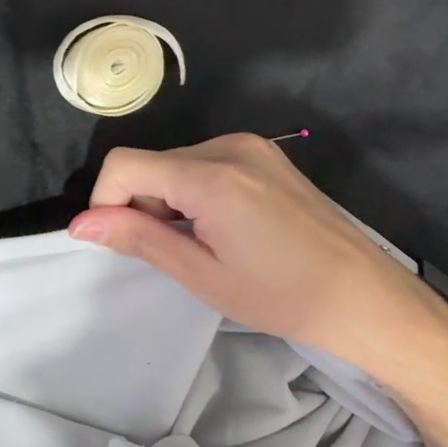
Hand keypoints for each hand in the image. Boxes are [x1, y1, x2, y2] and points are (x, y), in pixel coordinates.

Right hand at [68, 134, 447, 373]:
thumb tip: (80, 224)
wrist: (367, 299)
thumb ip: (137, 238)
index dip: (107, 202)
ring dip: (168, 200)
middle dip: (140, 204)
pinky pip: (206, 164)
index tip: (122, 242)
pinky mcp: (266, 156)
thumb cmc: (282, 296)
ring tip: (202, 244)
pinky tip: (223, 228)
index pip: (124, 165)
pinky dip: (194, 192)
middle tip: (172, 252)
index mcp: (211, 175)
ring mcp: (252, 147)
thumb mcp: (201, 275)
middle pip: (150, 163)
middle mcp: (230, 147)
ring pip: (175, 164)